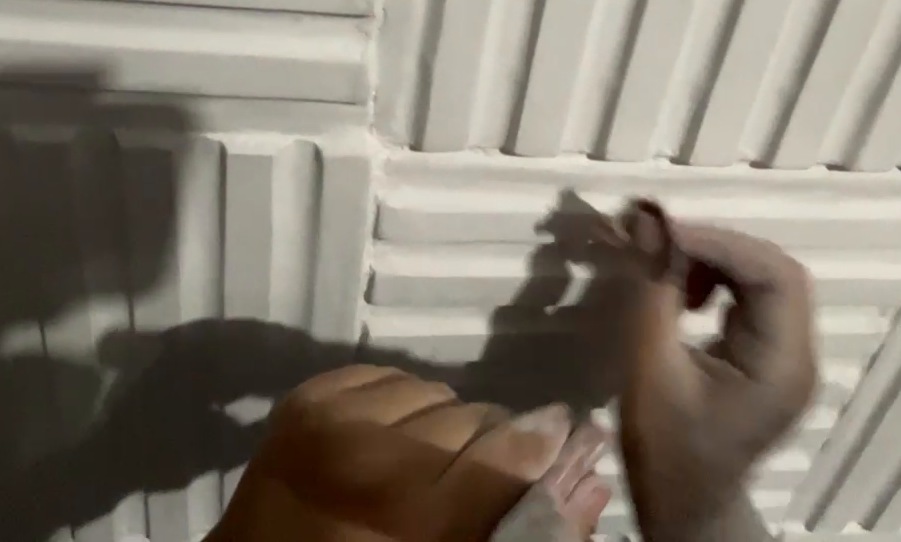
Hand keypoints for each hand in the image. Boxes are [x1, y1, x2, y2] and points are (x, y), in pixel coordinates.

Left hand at [210, 365, 611, 541]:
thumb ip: (521, 532)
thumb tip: (592, 482)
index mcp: (414, 516)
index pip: (508, 453)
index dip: (545, 441)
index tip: (567, 431)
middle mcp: (375, 452)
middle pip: (471, 416)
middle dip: (484, 440)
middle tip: (470, 470)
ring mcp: (334, 416)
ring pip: (430, 389)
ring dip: (437, 420)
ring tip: (421, 455)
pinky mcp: (308, 394)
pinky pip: (384, 374)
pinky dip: (395, 402)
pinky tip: (383, 436)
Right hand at [612, 200, 818, 541]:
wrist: (685, 507)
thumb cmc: (667, 447)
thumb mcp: (651, 367)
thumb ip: (654, 289)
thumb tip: (648, 220)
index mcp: (782, 365)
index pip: (773, 275)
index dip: (719, 242)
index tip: (661, 231)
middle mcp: (798, 354)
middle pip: (775, 270)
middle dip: (717, 246)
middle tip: (663, 242)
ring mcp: (786, 354)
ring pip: (765, 277)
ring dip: (716, 260)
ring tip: (671, 268)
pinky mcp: (767, 354)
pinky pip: (752, 295)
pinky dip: (718, 279)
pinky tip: (686, 293)